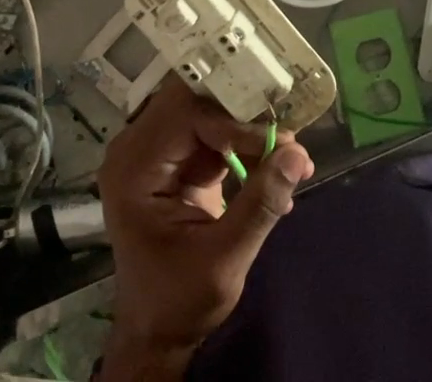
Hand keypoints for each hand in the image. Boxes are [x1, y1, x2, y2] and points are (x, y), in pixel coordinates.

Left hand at [98, 80, 313, 374]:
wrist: (158, 330)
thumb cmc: (179, 299)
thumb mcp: (224, 258)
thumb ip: (259, 203)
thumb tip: (298, 155)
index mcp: (133, 169)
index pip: (185, 113)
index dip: (233, 122)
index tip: (278, 145)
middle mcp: (137, 150)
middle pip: (192, 101)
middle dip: (243, 114)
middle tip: (287, 136)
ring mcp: (155, 154)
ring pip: (207, 112)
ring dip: (250, 130)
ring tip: (291, 157)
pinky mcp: (175, 162)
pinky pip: (214, 133)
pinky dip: (245, 145)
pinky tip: (276, 168)